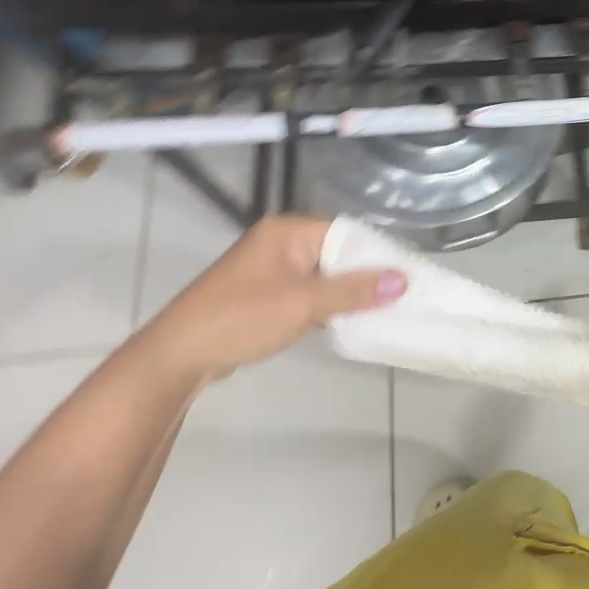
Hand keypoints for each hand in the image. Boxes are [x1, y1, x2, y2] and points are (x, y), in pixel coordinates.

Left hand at [132, 216, 405, 379]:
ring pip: (324, 276)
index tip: (409, 275)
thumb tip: (403, 280)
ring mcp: (271, 270)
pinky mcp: (266, 294)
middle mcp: (280, 243)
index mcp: (287, 232)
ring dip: (349, 293)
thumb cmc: (241, 318)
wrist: (179, 355)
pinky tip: (350, 321)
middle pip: (337, 253)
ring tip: (386, 309)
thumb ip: (354, 291)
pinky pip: (309, 292)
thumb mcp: (303, 304)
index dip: (378, 253)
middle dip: (367, 275)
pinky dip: (329, 305)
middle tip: (403, 296)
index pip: (347, 232)